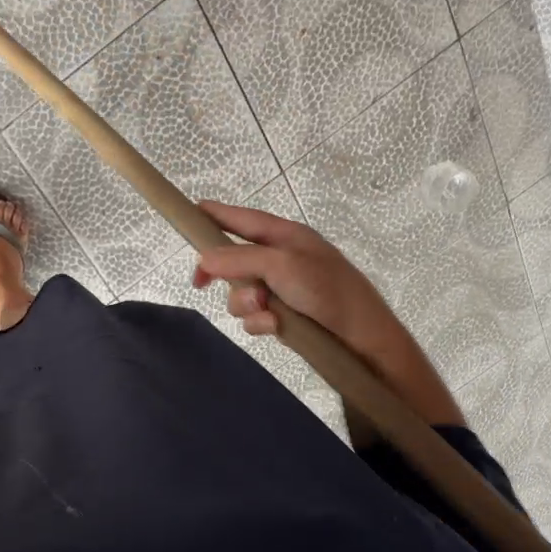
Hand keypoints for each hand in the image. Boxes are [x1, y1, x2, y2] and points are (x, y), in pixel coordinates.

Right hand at [191, 201, 411, 359]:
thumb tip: (203, 258)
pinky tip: (276, 327)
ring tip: (268, 312)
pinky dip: (260, 323)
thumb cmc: (328, 290)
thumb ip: (240, 259)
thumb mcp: (282, 265)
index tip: (188, 214)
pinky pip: (253, 318)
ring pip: (239, 294)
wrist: (362, 338)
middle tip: (201, 284)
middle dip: (224, 275)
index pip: (243, 219)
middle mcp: (280, 260)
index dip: (215, 215)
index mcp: (285, 236)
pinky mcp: (281, 317)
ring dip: (246, 305)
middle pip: (232, 261)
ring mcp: (280, 290)